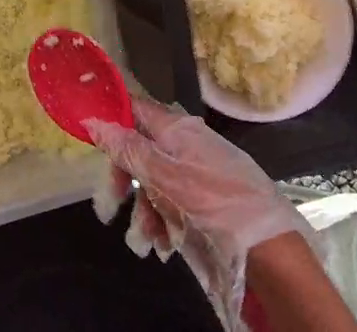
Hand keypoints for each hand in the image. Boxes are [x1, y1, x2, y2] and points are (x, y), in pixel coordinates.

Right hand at [87, 96, 311, 329]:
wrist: (266, 245)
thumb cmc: (213, 202)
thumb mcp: (165, 176)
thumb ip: (129, 150)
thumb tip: (94, 120)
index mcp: (177, 129)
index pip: (137, 109)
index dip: (113, 119)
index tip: (90, 139)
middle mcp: (186, 145)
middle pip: (142, 152)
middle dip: (126, 180)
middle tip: (112, 206)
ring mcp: (197, 173)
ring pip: (156, 183)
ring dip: (145, 210)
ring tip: (148, 239)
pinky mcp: (206, 200)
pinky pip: (174, 204)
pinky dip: (164, 222)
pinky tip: (164, 244)